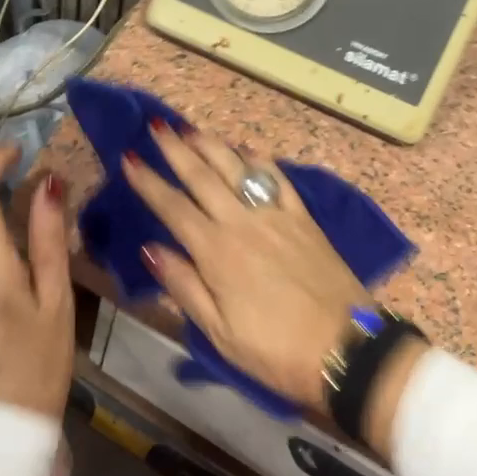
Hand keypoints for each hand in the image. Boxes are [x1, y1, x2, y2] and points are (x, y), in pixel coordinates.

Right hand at [122, 120, 371, 409]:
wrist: (347, 349)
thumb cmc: (276, 350)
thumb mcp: (220, 332)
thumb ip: (185, 286)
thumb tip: (150, 248)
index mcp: (215, 252)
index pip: (173, 208)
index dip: (148, 182)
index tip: (128, 159)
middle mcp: (241, 222)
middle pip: (201, 177)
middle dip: (174, 149)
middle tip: (155, 125)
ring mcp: (274, 215)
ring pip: (236, 168)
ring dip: (211, 144)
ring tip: (190, 128)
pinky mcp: (303, 217)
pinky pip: (276, 178)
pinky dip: (258, 159)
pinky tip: (246, 148)